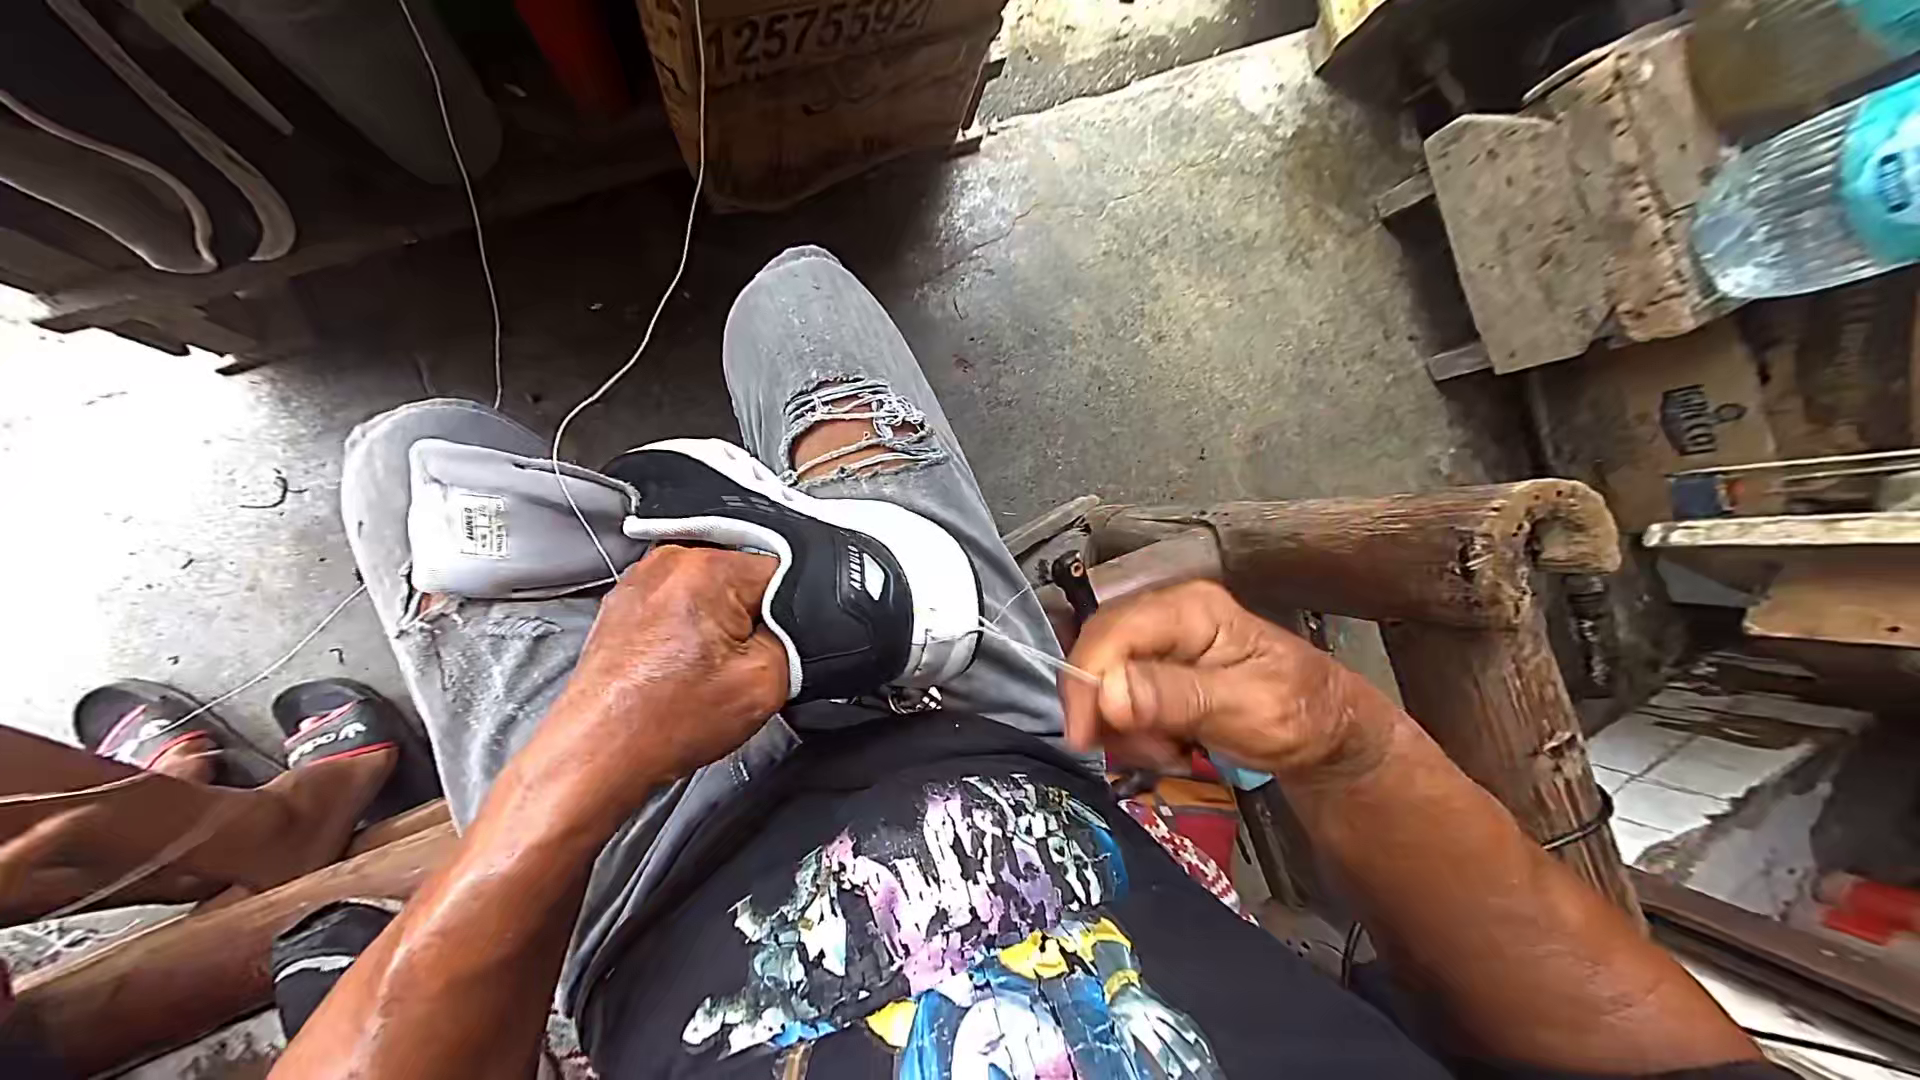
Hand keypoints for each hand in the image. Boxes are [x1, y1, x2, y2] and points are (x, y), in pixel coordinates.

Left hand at [536, 545, 787, 812]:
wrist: (596, 755)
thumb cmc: (659, 723)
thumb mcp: (767, 682)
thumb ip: (797, 639)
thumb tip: (797, 624)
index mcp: (709, 569)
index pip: (785, 573)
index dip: (792, 616)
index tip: (776, 647)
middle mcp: (672, 562)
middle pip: (749, 580)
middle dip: (756, 620)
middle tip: (741, 664)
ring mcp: (644, 580)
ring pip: (717, 595)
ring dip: (723, 627)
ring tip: (704, 670)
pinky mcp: (628, 603)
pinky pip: (683, 606)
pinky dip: (692, 633)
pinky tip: (683, 669)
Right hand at [1061, 580, 1401, 783]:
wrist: (1325, 728)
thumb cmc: (1303, 711)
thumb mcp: (1249, 708)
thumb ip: (1176, 698)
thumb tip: (1109, 694)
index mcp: (1191, 608)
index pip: (1114, 632)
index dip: (1088, 679)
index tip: (1083, 732)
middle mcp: (1165, 614)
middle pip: (1099, 651)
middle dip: (1103, 707)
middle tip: (1136, 750)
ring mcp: (1157, 640)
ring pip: (1101, 676)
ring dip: (1118, 723)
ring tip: (1165, 749)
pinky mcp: (1151, 666)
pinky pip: (1114, 694)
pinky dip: (1126, 727)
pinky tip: (1162, 743)